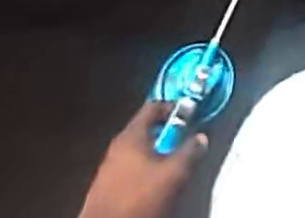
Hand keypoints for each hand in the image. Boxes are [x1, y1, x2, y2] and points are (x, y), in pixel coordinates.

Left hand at [77, 103, 205, 217]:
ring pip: (138, 149)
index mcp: (131, 135)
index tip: (189, 115)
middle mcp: (117, 146)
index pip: (154, 106)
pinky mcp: (104, 187)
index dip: (174, 106)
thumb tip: (201, 138)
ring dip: (156, 153)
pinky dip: (143, 168)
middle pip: (146, 128)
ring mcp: (107, 167)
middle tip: (183, 142)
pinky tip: (152, 182)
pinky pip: (129, 167)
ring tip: (170, 165)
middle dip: (167, 133)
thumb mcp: (174, 173)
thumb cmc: (139, 198)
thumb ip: (191, 150)